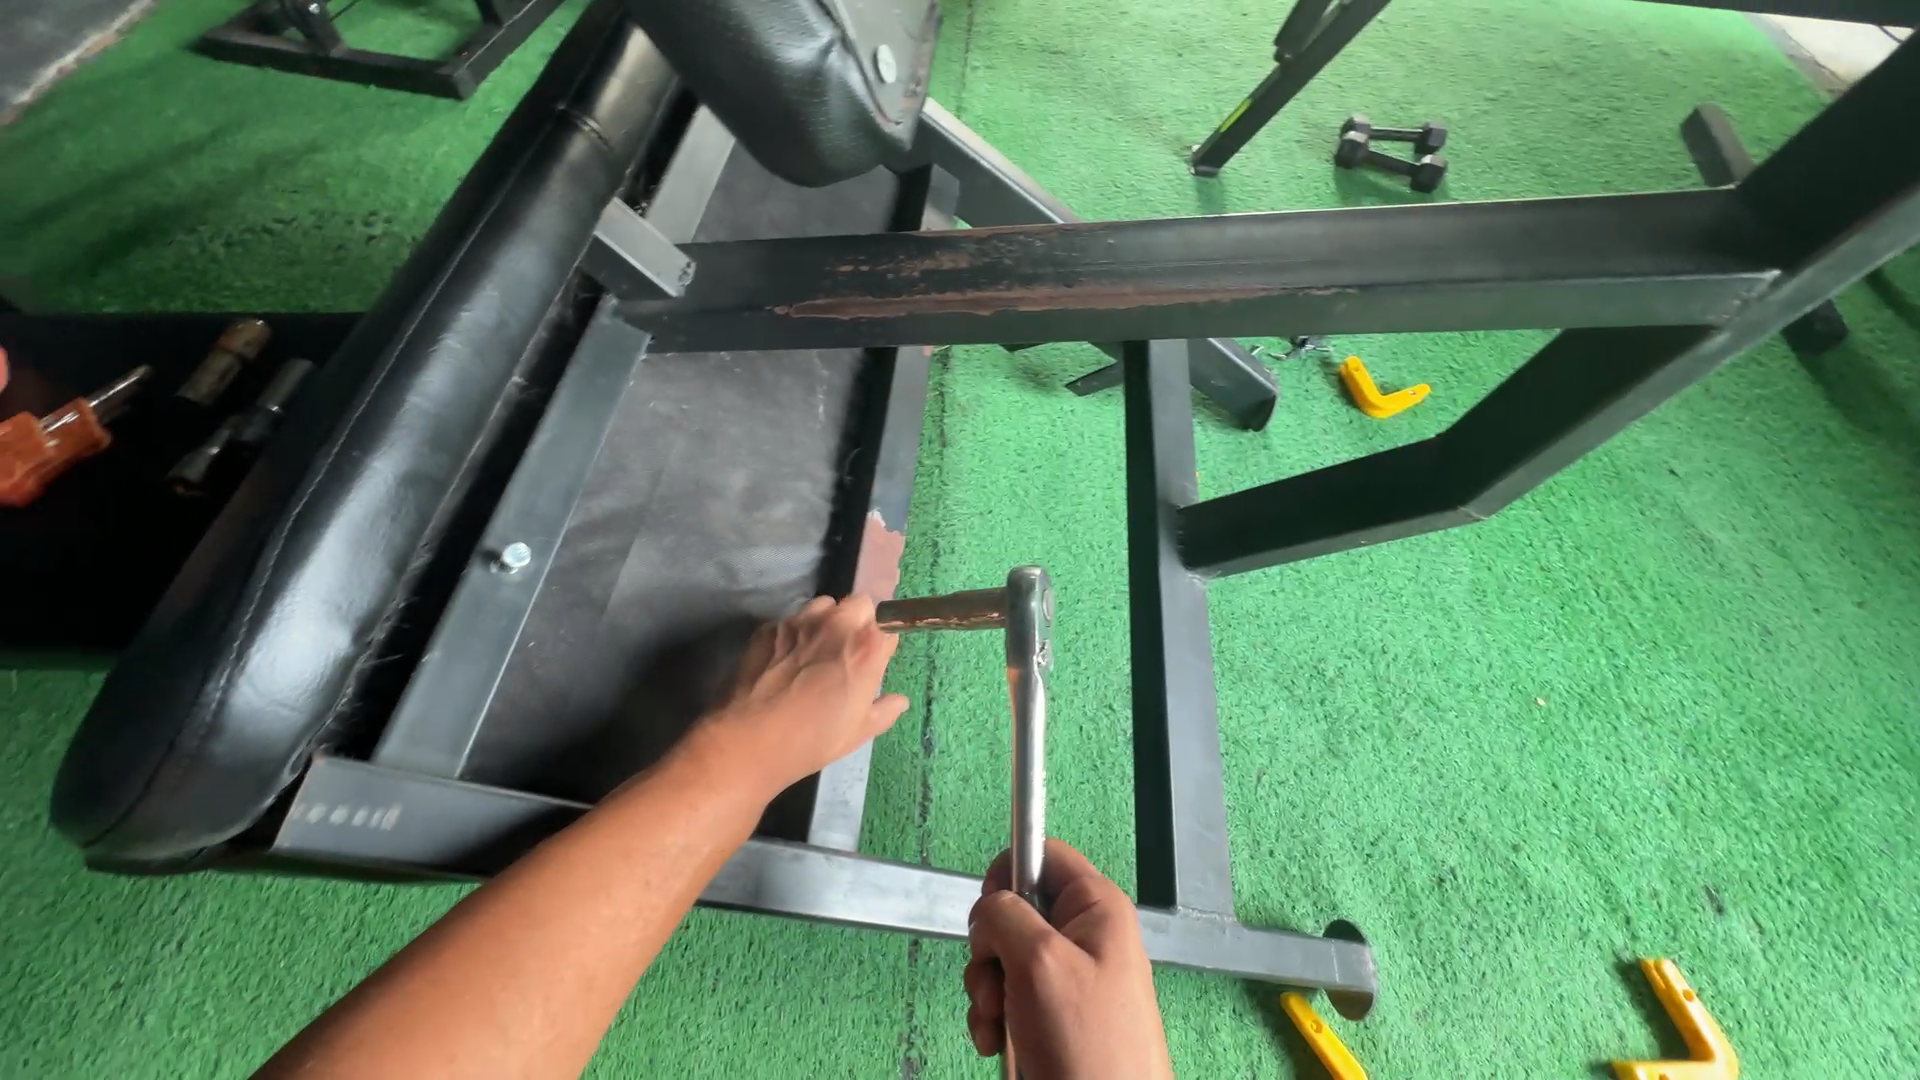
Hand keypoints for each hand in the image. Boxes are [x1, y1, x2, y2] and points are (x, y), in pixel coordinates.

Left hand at [694, 595, 908, 797]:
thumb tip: (899, 701)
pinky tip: (785, 658)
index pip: (890, 624)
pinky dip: (794, 633)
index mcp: (866, 647)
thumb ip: (884, 710)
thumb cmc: (815, 739)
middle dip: (860, 620)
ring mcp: (799, 622)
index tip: (877, 659)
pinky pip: (790, 620)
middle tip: (849, 650)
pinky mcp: (769, 628)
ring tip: (817, 648)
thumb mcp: (860, 732)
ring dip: (827, 619)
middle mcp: (836, 624)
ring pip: (824, 604)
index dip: (884, 642)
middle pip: (860, 603)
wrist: (751, 741)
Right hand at [963, 840, 1172, 1079]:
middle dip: (991, 946)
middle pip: (1015, 908)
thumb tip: (988, 909)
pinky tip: (997, 1043)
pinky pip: (1007, 994)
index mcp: (1095, 907)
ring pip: (1004, 955)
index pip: (1044, 854)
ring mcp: (1067, 978)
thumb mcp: (1040, 961)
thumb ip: (1004, 914)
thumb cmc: (1083, 1039)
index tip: (989, 909)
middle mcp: (1083, 934)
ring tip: (998, 1022)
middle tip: (995, 981)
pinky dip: (993, 1016)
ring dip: (987, 987)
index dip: (1009, 871)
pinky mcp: (1052, 1015)